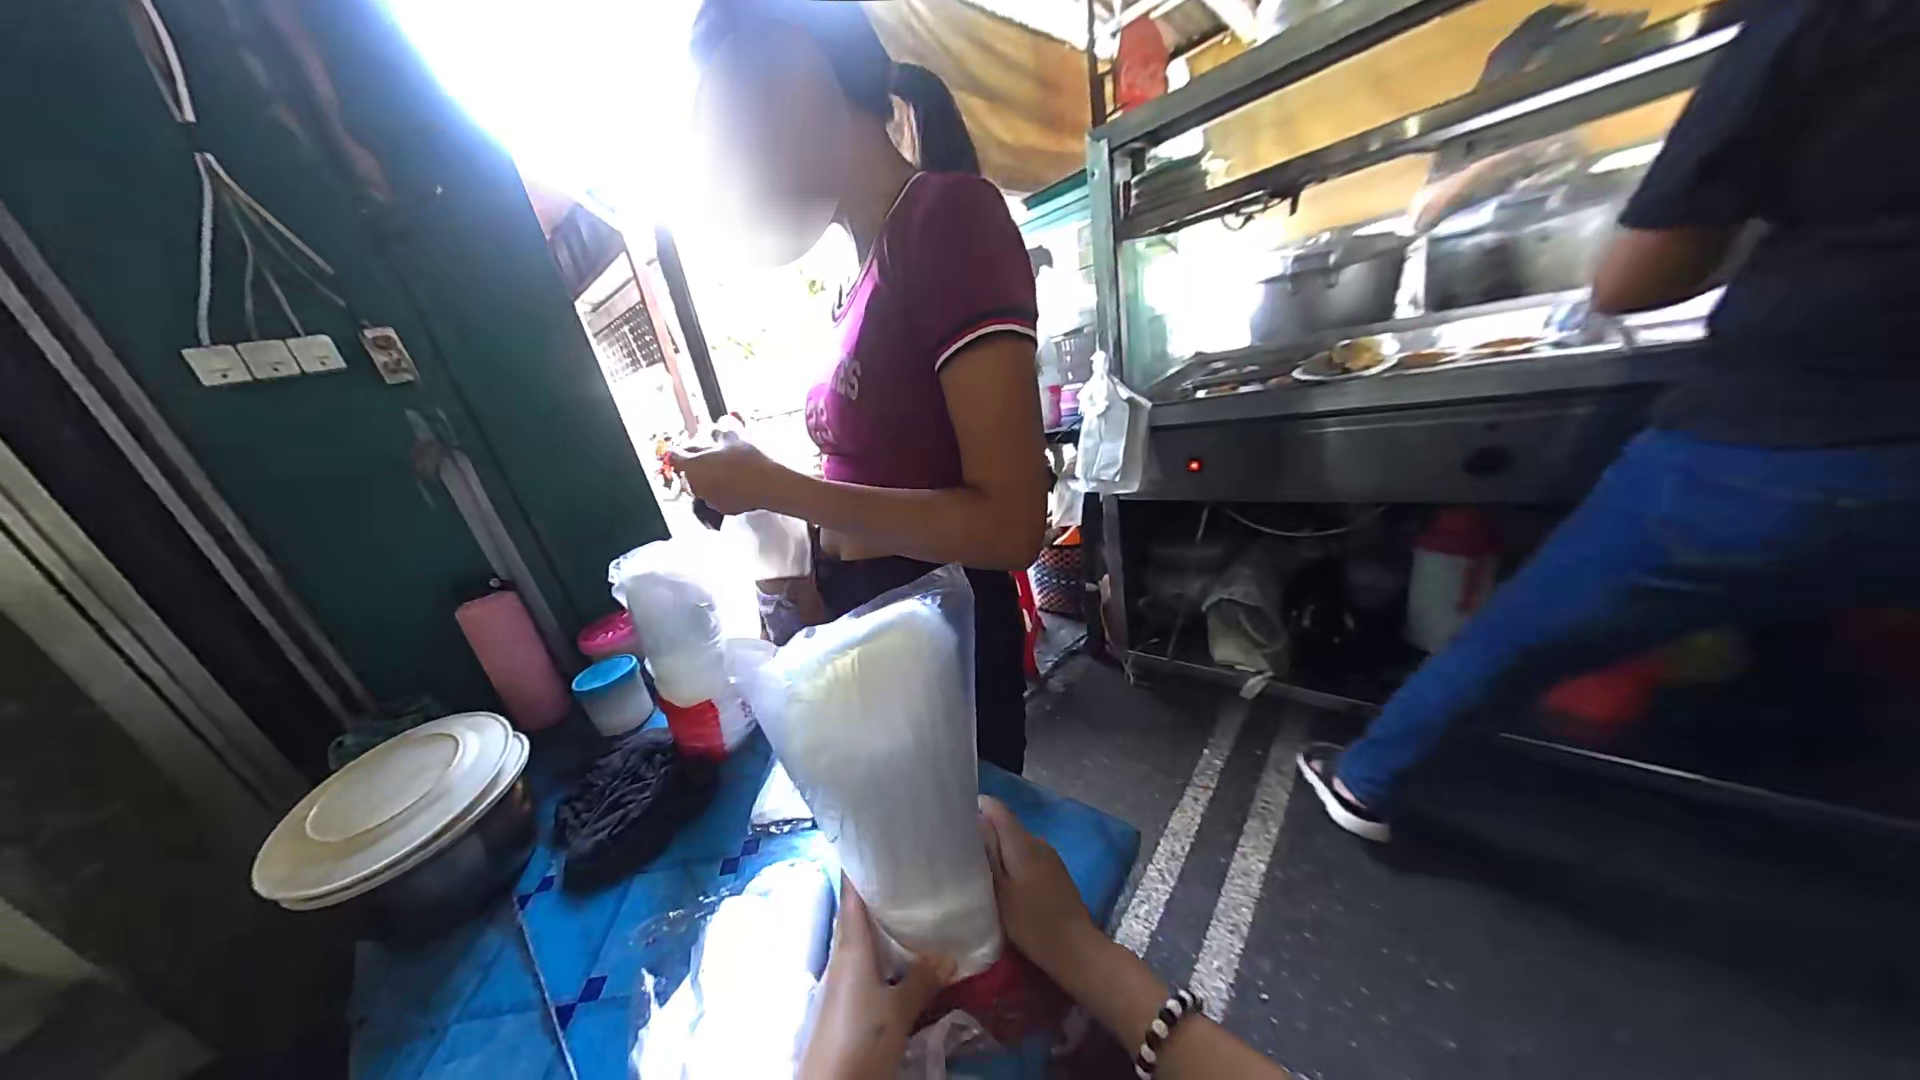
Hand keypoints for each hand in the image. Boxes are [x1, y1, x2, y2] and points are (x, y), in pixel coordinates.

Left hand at [668, 430, 791, 514]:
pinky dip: (721, 490)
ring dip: (709, 477)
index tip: (688, 446)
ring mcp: (708, 500)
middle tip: (711, 455)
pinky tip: (735, 482)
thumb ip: (724, 428)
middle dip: (696, 463)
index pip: (674, 457)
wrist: (768, 485)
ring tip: (725, 469)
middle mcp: (694, 486)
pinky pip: (716, 497)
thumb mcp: (734, 438)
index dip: (680, 449)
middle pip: (687, 472)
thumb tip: (726, 418)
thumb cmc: (747, 460)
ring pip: (702, 486)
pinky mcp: (722, 509)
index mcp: (692, 466)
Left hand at [800, 876, 953, 1079]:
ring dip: (881, 920)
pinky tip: (901, 952)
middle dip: (877, 888)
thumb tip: (950, 953)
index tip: (877, 837)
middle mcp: (842, 953)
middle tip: (908, 866)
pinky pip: (865, 959)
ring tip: (911, 903)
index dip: (860, 861)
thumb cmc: (860, 1037)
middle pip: (857, 910)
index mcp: (850, 944)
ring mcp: (841, 977)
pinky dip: (882, 947)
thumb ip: (922, 979)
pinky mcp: (845, 999)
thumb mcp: (898, 1010)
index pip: (851, 890)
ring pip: (862, 936)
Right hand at [978, 796, 1099, 979]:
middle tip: (967, 853)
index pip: (998, 809)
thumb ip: (989, 852)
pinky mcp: (1057, 871)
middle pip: (1008, 825)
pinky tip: (1010, 883)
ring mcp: (1050, 855)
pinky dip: (1017, 862)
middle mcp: (1038, 840)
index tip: (961, 821)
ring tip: (985, 869)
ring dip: (1003, 850)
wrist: (1074, 948)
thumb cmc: (1030, 922)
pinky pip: (1030, 856)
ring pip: (1019, 842)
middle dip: (988, 833)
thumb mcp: (1001, 890)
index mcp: (1022, 842)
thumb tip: (979, 819)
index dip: (979, 808)